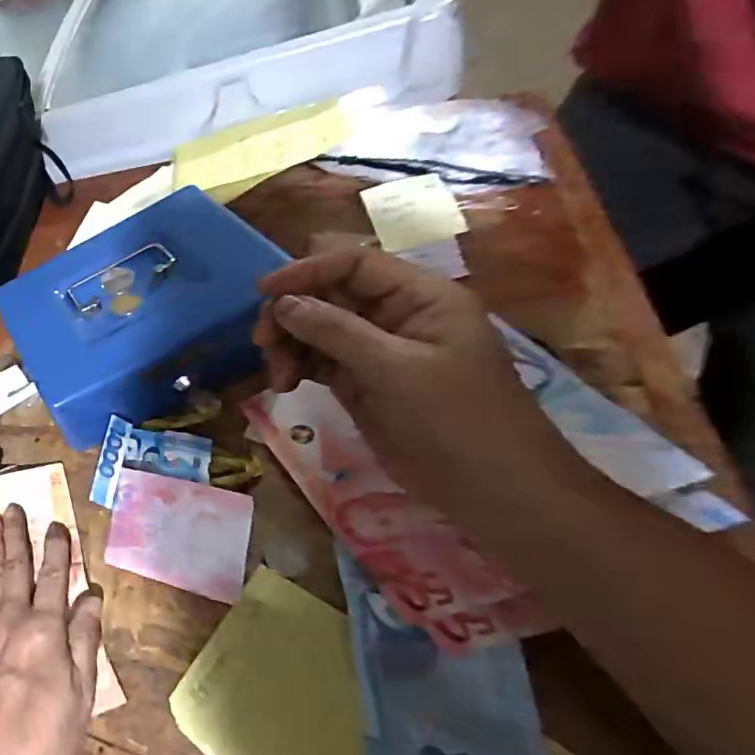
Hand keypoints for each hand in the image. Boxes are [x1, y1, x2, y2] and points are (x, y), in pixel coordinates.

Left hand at [0, 505, 103, 754]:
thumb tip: (92, 594)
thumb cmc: (51, 735)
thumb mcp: (84, 690)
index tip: (57, 522)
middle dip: (18, 535)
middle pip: (16, 568)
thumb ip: (86, 637)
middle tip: (15, 506)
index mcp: (46, 630)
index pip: (54, 576)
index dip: (57, 548)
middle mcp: (12, 620)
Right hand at [254, 246, 587, 520]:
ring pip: (318, 329)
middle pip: (330, 295)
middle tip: (263, 344)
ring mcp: (378, 351)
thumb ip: (335, 331)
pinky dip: (298, 366)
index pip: (354, 264)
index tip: (263, 291)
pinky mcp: (364, 383)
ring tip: (278, 376)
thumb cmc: (456, 419)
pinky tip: (285, 383)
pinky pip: (320, 360)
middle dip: (293, 314)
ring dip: (291, 345)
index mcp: (420, 296)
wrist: (492, 490)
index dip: (306, 271)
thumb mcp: (394, 369)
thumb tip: (282, 303)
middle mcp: (397, 315)